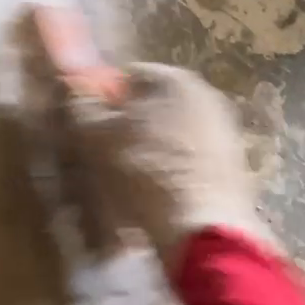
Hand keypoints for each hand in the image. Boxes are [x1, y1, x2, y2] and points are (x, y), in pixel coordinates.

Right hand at [67, 62, 280, 264]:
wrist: (201, 228)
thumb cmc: (143, 172)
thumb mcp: (95, 136)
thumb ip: (80, 102)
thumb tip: (71, 81)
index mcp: (174, 78)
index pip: (127, 76)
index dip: (103, 100)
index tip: (88, 127)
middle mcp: (206, 95)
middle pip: (151, 106)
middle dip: (126, 127)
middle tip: (104, 156)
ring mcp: (224, 130)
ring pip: (168, 135)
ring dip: (146, 152)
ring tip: (126, 183)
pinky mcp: (233, 164)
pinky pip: (187, 160)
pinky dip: (169, 172)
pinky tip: (154, 197)